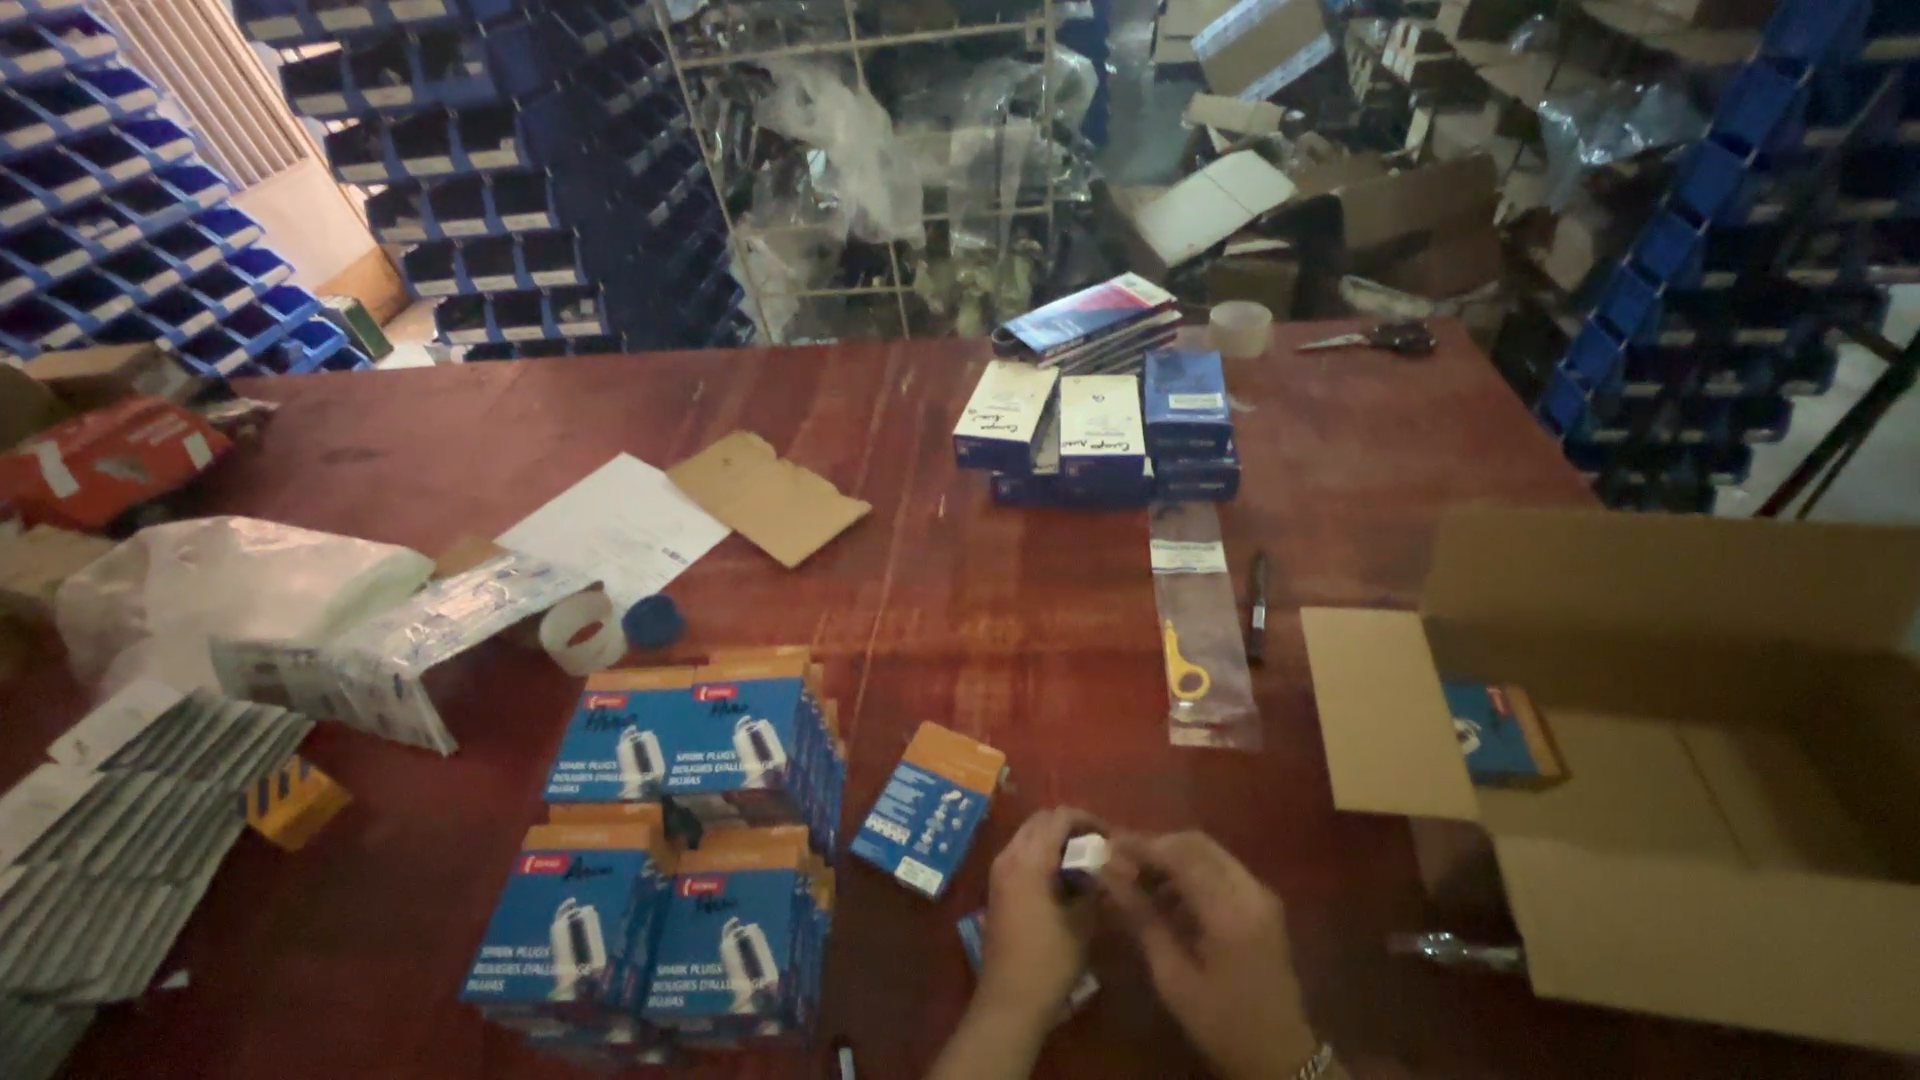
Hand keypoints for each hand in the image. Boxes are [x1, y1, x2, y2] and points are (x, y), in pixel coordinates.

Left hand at [974, 807, 1102, 1025]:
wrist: (1010, 999)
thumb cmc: (1049, 960)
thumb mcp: (1083, 922)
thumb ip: (1095, 885)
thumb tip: (1107, 864)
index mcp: (1029, 859)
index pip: (1059, 816)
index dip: (1088, 819)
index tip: (1111, 836)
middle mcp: (1009, 855)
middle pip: (1040, 820)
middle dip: (1070, 826)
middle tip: (1098, 845)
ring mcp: (999, 871)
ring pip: (1029, 835)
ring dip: (1055, 839)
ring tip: (1085, 860)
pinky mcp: (998, 887)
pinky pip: (1021, 853)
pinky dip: (1042, 853)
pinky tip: (1064, 877)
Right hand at [1103, 831, 1318, 1079]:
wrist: (1280, 1054)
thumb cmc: (1221, 1023)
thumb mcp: (1173, 977)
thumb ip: (1142, 918)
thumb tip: (1108, 875)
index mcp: (1230, 913)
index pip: (1181, 856)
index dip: (1140, 846)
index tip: (1106, 847)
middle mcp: (1250, 891)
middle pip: (1195, 844)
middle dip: (1154, 845)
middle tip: (1118, 858)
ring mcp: (1259, 894)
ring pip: (1207, 851)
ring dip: (1170, 855)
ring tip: (1134, 874)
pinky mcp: (1260, 901)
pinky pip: (1219, 867)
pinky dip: (1188, 868)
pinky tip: (1163, 891)